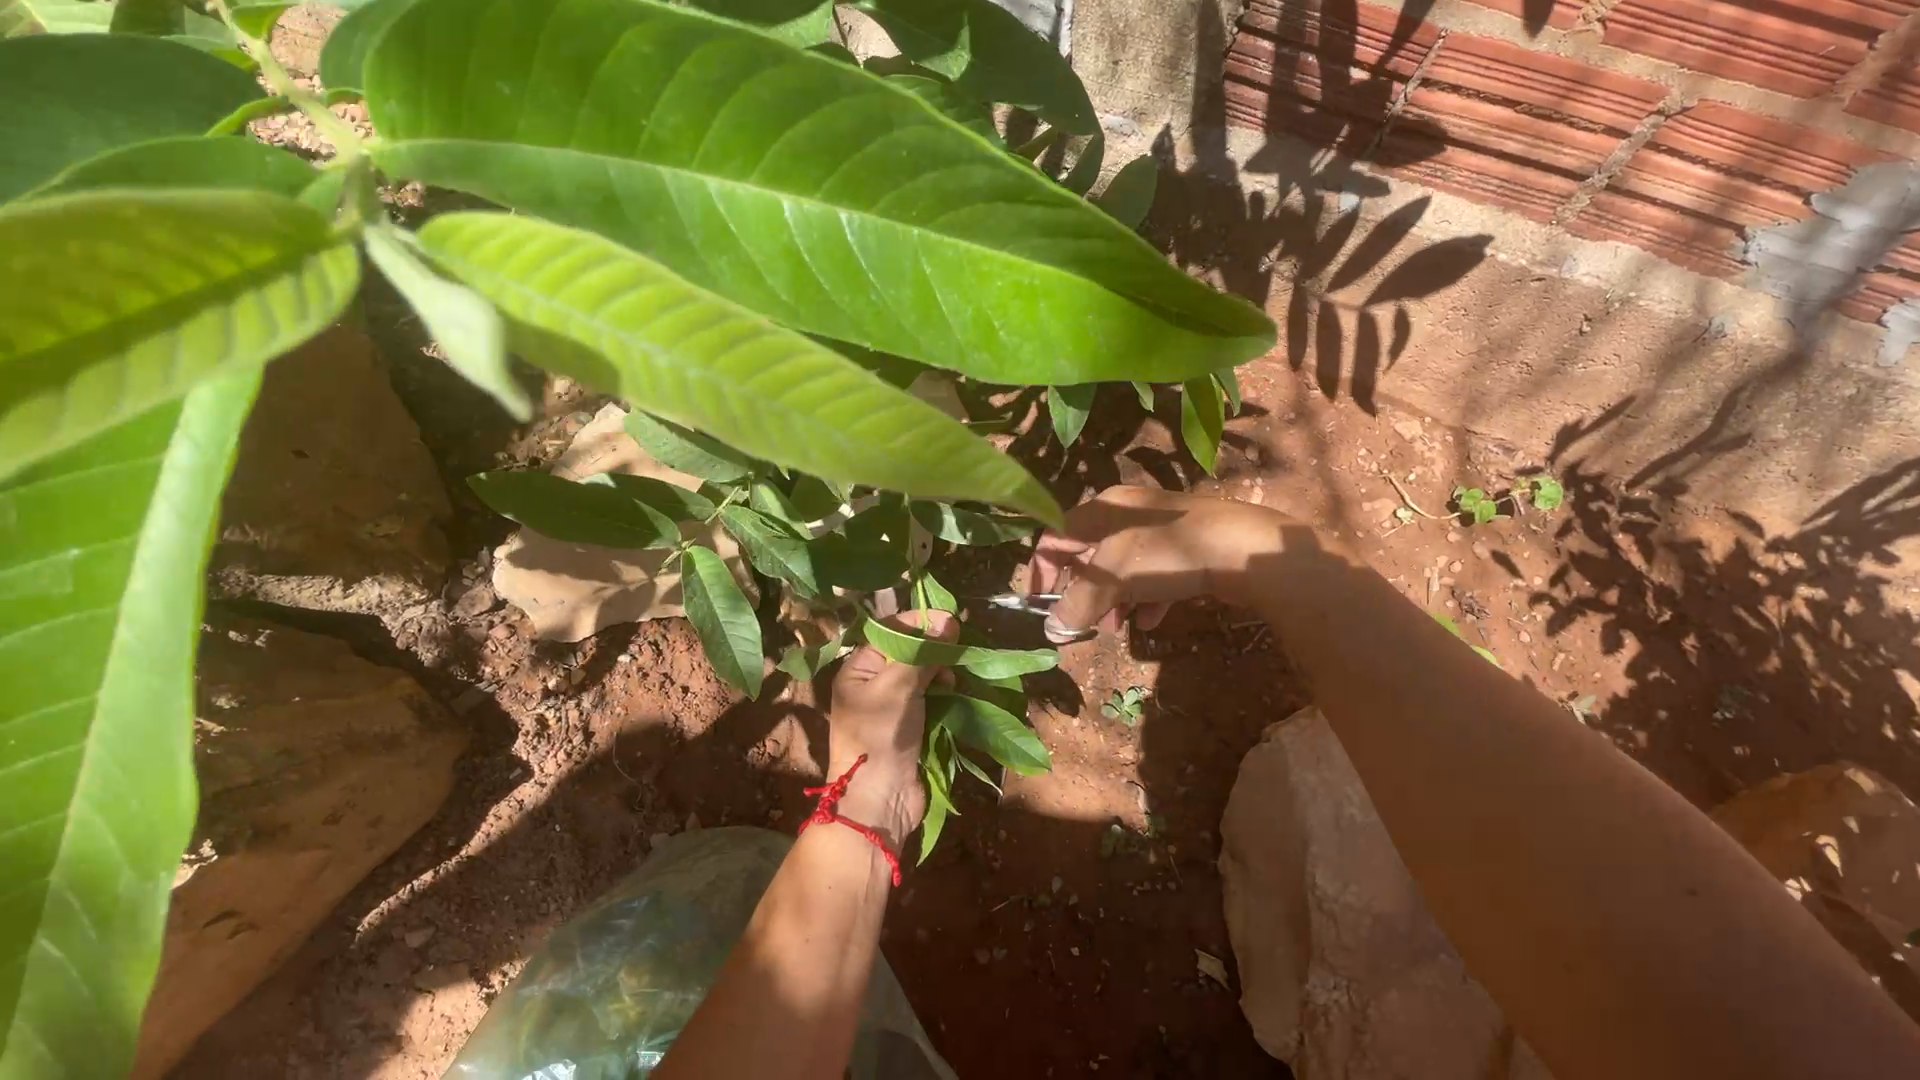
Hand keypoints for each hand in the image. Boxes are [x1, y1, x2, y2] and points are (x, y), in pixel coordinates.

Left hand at [824, 609, 957, 849]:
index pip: (889, 632)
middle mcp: (872, 684)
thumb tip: (949, 620)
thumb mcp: (897, 687)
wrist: (878, 799)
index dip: (918, 623)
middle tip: (960, 646)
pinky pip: (930, 698)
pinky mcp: (911, 726)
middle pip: (907, 652)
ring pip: (922, 675)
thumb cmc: (879, 736)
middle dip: (934, 647)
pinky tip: (957, 690)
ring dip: (941, 670)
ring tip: (957, 673)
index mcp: (857, 669)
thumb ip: (922, 653)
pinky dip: (944, 692)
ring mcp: (892, 707)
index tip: (950, 621)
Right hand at [1027, 486, 1294, 641]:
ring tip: (1114, 627)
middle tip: (1081, 624)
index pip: (1054, 536)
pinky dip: (1143, 598)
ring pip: (1120, 568)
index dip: (1042, 572)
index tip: (1042, 608)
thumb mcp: (1114, 578)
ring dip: (1111, 601)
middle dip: (1080, 592)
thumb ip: (1079, 603)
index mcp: (1102, 509)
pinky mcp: (1186, 548)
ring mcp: (1159, 530)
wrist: (1245, 549)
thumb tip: (1052, 630)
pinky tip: (1149, 620)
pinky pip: (1152, 575)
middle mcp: (1126, 513)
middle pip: (1087, 555)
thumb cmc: (1168, 553)